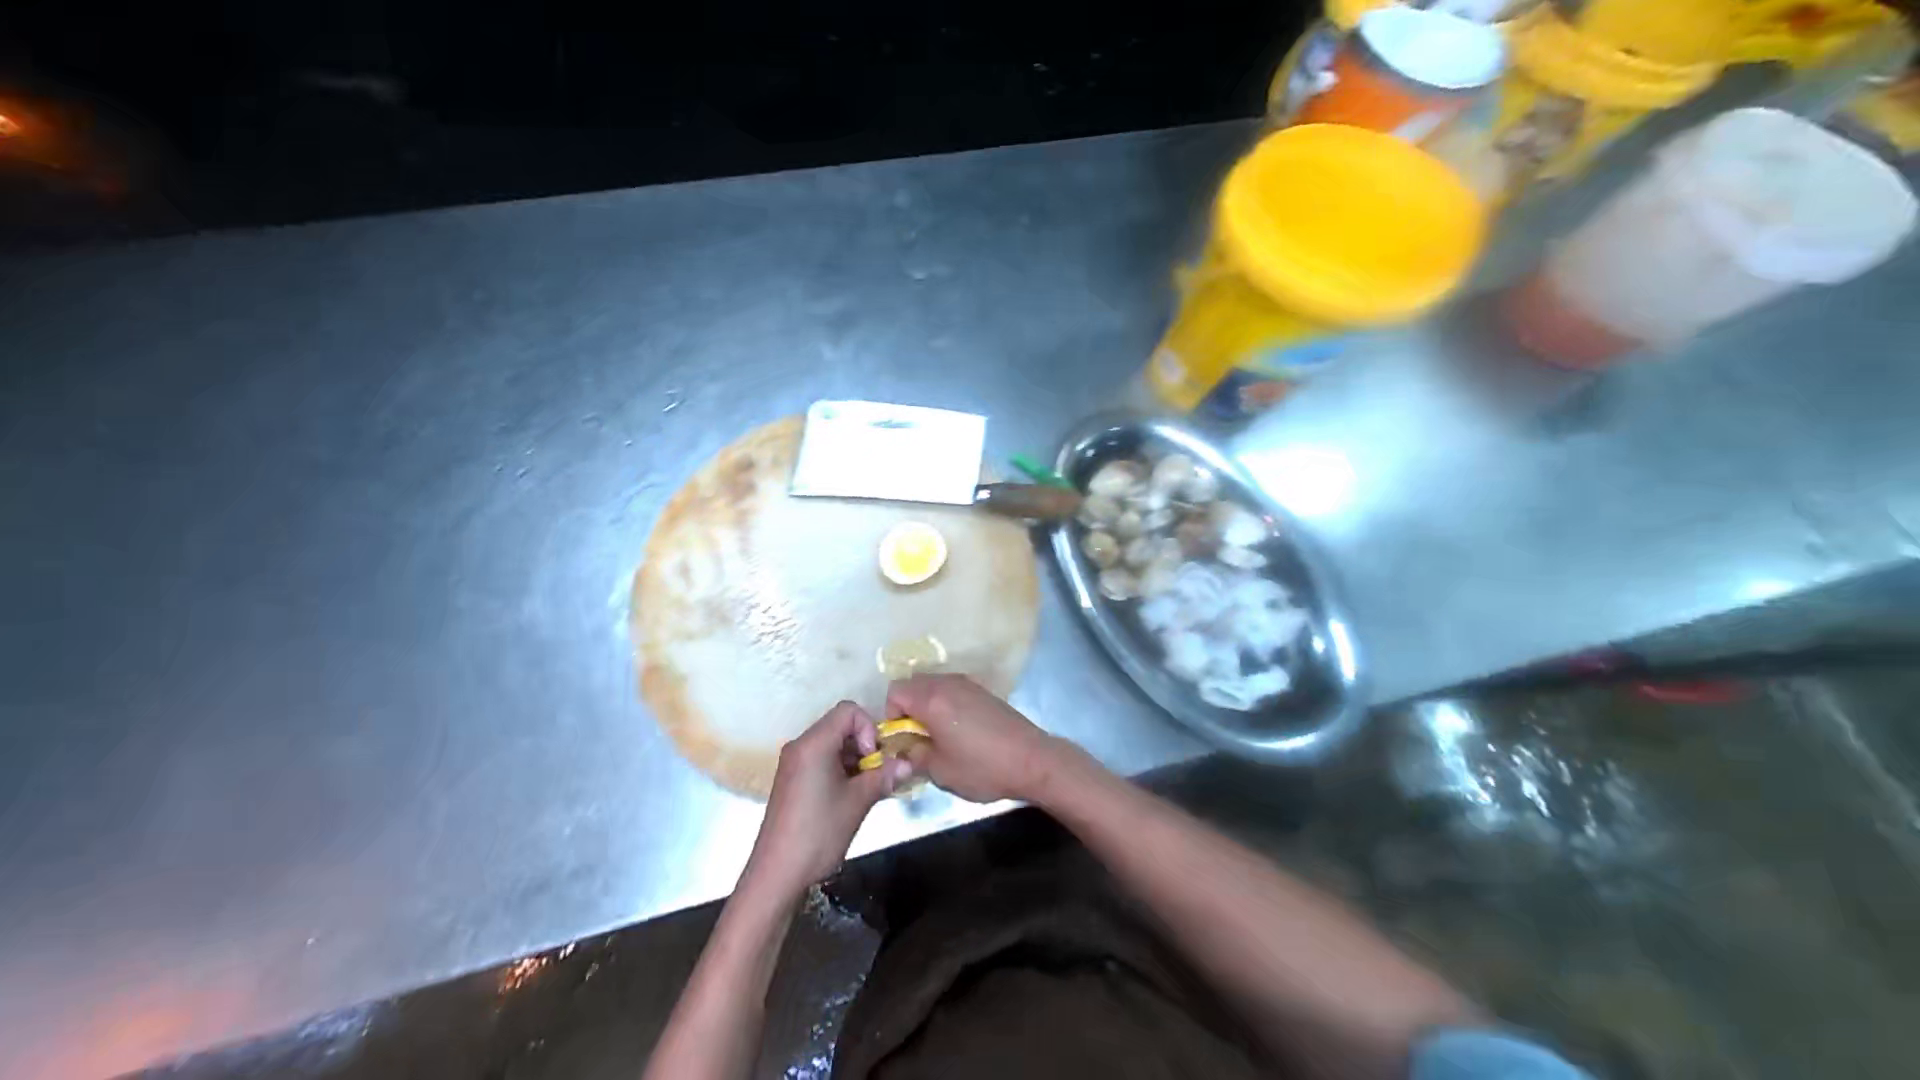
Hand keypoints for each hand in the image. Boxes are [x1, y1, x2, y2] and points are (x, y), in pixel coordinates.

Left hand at [745, 702, 910, 897]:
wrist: (777, 875)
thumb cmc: (818, 833)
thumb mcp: (857, 802)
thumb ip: (884, 776)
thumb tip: (909, 764)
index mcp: (813, 744)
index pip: (848, 711)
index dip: (868, 729)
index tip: (874, 759)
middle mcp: (800, 746)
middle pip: (840, 725)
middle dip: (865, 745)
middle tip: (876, 774)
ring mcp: (794, 763)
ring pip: (833, 744)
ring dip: (854, 759)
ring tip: (865, 789)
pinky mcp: (792, 780)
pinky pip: (821, 760)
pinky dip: (840, 769)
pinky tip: (849, 796)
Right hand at [885, 674, 1070, 803]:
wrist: (1032, 760)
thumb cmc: (983, 767)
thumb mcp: (940, 771)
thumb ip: (914, 754)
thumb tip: (905, 747)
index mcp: (932, 700)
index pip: (895, 691)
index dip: (891, 715)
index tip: (902, 738)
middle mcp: (948, 684)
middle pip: (913, 684)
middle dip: (907, 708)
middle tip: (917, 736)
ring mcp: (968, 684)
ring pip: (933, 685)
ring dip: (926, 704)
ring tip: (938, 733)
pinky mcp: (983, 690)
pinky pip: (952, 689)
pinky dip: (945, 703)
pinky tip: (958, 728)